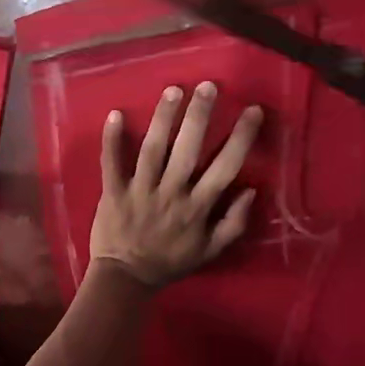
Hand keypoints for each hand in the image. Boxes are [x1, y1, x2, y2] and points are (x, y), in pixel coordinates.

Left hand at [91, 82, 262, 286]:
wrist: (126, 279)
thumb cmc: (171, 262)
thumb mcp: (211, 251)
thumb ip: (234, 223)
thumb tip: (250, 189)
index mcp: (198, 207)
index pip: (225, 166)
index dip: (241, 137)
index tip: (253, 110)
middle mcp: (172, 194)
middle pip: (188, 149)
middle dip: (199, 116)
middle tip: (208, 86)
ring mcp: (140, 191)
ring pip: (153, 150)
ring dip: (163, 118)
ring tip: (173, 90)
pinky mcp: (113, 192)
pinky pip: (111, 164)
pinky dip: (111, 140)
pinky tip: (115, 114)